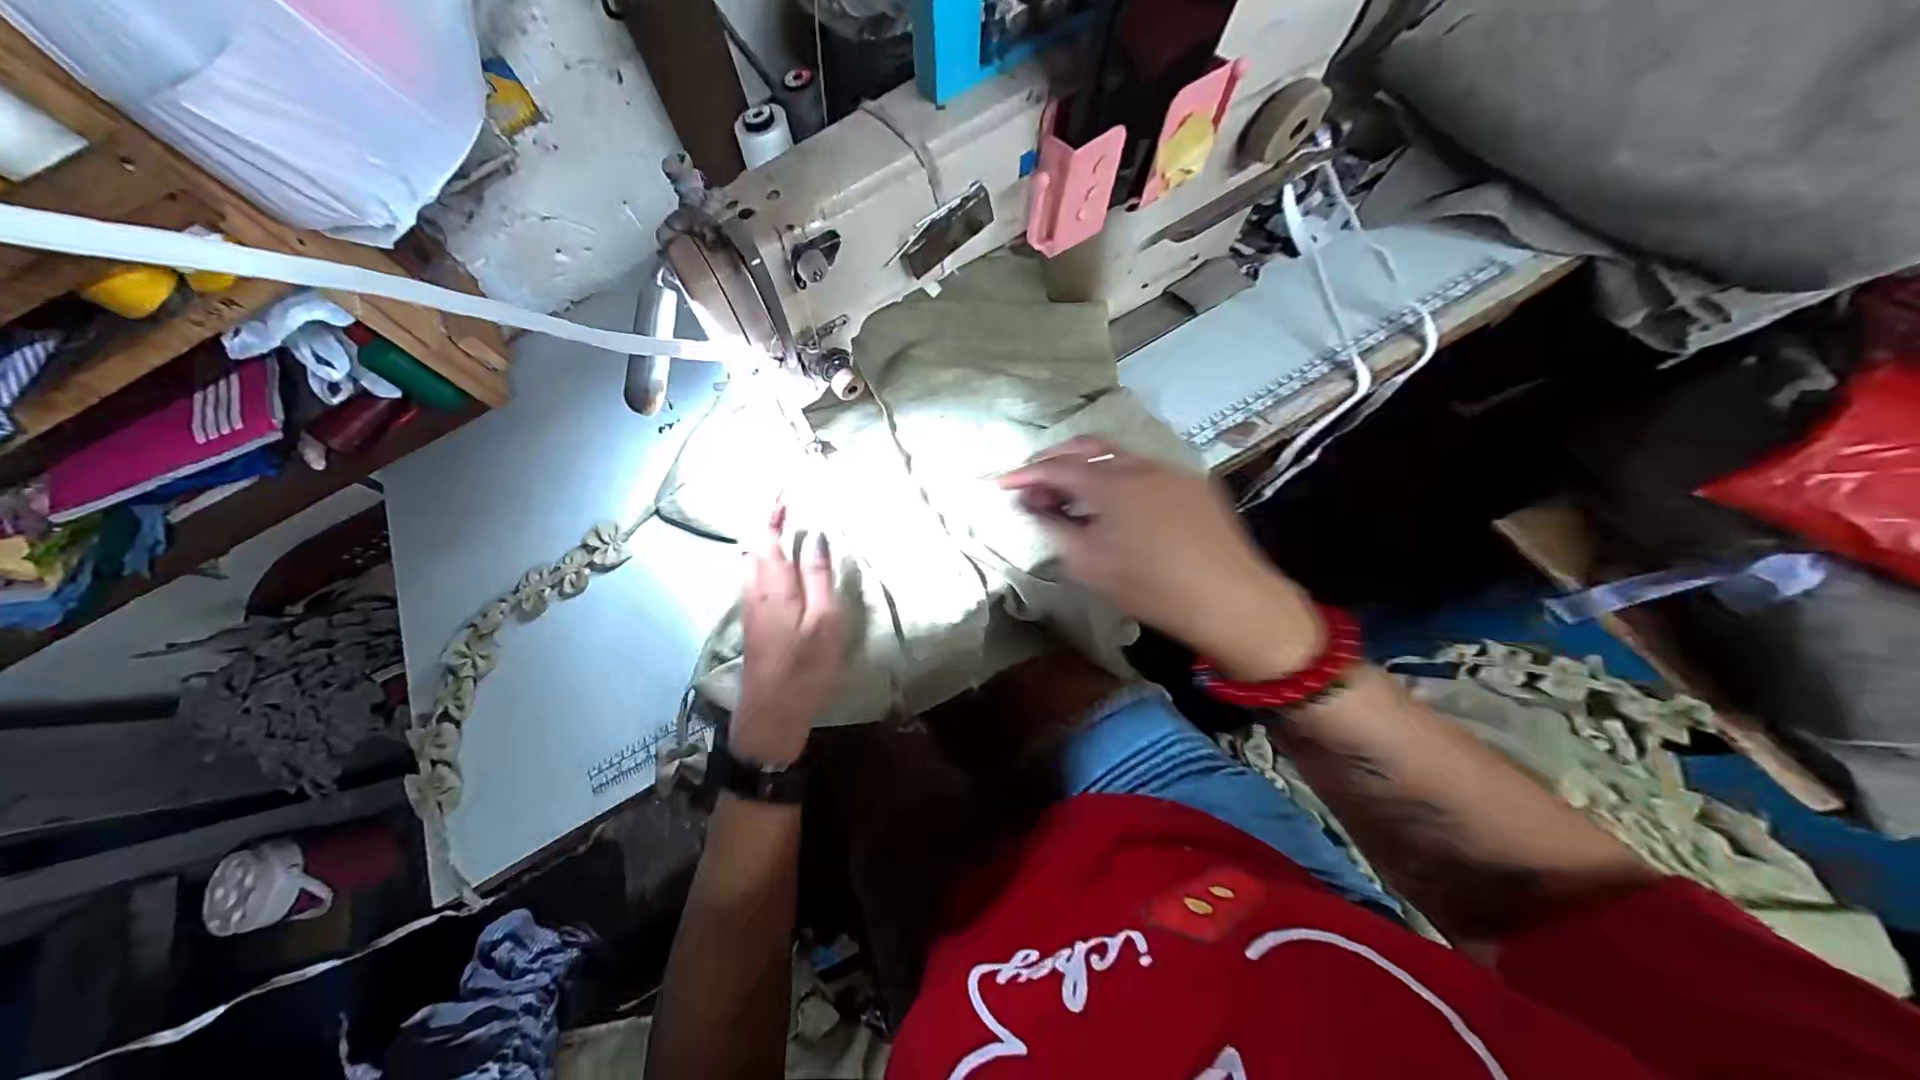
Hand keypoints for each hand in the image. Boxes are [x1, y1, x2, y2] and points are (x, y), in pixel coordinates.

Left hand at [732, 504, 846, 764]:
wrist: (770, 714)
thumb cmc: (804, 667)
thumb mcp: (825, 621)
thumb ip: (820, 576)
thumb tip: (817, 537)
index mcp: (773, 584)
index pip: (768, 534)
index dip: (775, 511)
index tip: (787, 491)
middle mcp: (754, 589)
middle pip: (755, 546)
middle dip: (769, 523)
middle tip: (789, 507)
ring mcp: (750, 607)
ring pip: (752, 563)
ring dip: (766, 542)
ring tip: (785, 530)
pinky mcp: (753, 623)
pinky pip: (755, 578)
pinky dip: (766, 562)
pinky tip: (780, 570)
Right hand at [999, 437, 1323, 679]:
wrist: (1231, 599)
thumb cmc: (1152, 588)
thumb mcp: (1090, 564)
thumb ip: (1053, 528)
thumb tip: (1032, 504)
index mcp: (1111, 482)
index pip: (1056, 467)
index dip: (1025, 473)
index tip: (1001, 483)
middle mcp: (1140, 464)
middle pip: (1086, 447)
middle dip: (1053, 460)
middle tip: (1033, 482)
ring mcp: (1171, 469)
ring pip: (1117, 455)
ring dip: (1086, 466)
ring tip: (1069, 493)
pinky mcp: (1192, 483)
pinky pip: (1143, 468)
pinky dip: (1116, 476)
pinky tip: (1113, 503)